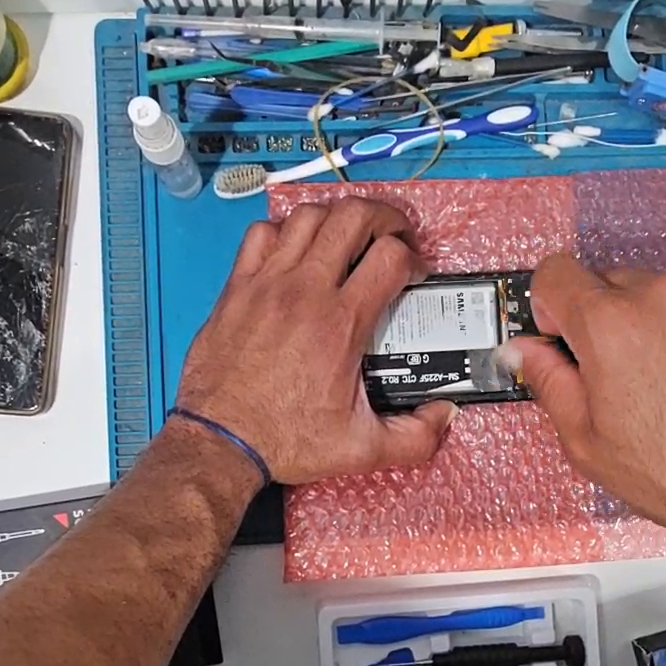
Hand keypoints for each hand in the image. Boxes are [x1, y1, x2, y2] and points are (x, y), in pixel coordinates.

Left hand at [176, 198, 457, 483]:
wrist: (221, 440)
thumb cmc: (285, 440)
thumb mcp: (361, 449)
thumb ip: (415, 437)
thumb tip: (445, 416)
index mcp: (341, 323)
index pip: (391, 256)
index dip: (415, 258)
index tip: (415, 276)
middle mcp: (305, 291)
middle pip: (353, 216)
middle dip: (385, 218)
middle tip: (394, 237)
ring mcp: (267, 283)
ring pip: (308, 215)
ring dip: (337, 218)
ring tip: (350, 238)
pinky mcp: (237, 288)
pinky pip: (262, 234)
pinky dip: (285, 231)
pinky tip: (296, 251)